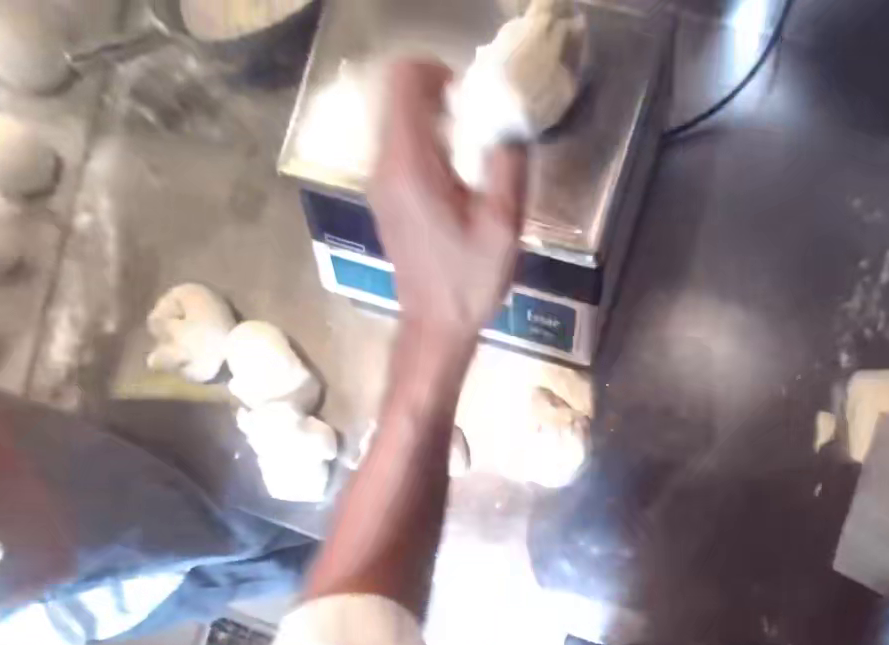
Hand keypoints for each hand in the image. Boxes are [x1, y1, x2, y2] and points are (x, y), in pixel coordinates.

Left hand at [367, 59, 526, 362]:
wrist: (435, 327)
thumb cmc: (469, 283)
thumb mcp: (503, 228)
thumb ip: (508, 167)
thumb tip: (509, 130)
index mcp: (412, 166)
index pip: (406, 81)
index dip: (438, 73)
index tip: (472, 97)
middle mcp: (385, 167)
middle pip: (397, 97)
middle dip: (436, 95)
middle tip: (475, 120)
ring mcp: (379, 184)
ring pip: (395, 122)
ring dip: (430, 120)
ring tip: (467, 149)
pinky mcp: (384, 201)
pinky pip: (397, 150)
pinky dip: (422, 144)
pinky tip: (451, 176)